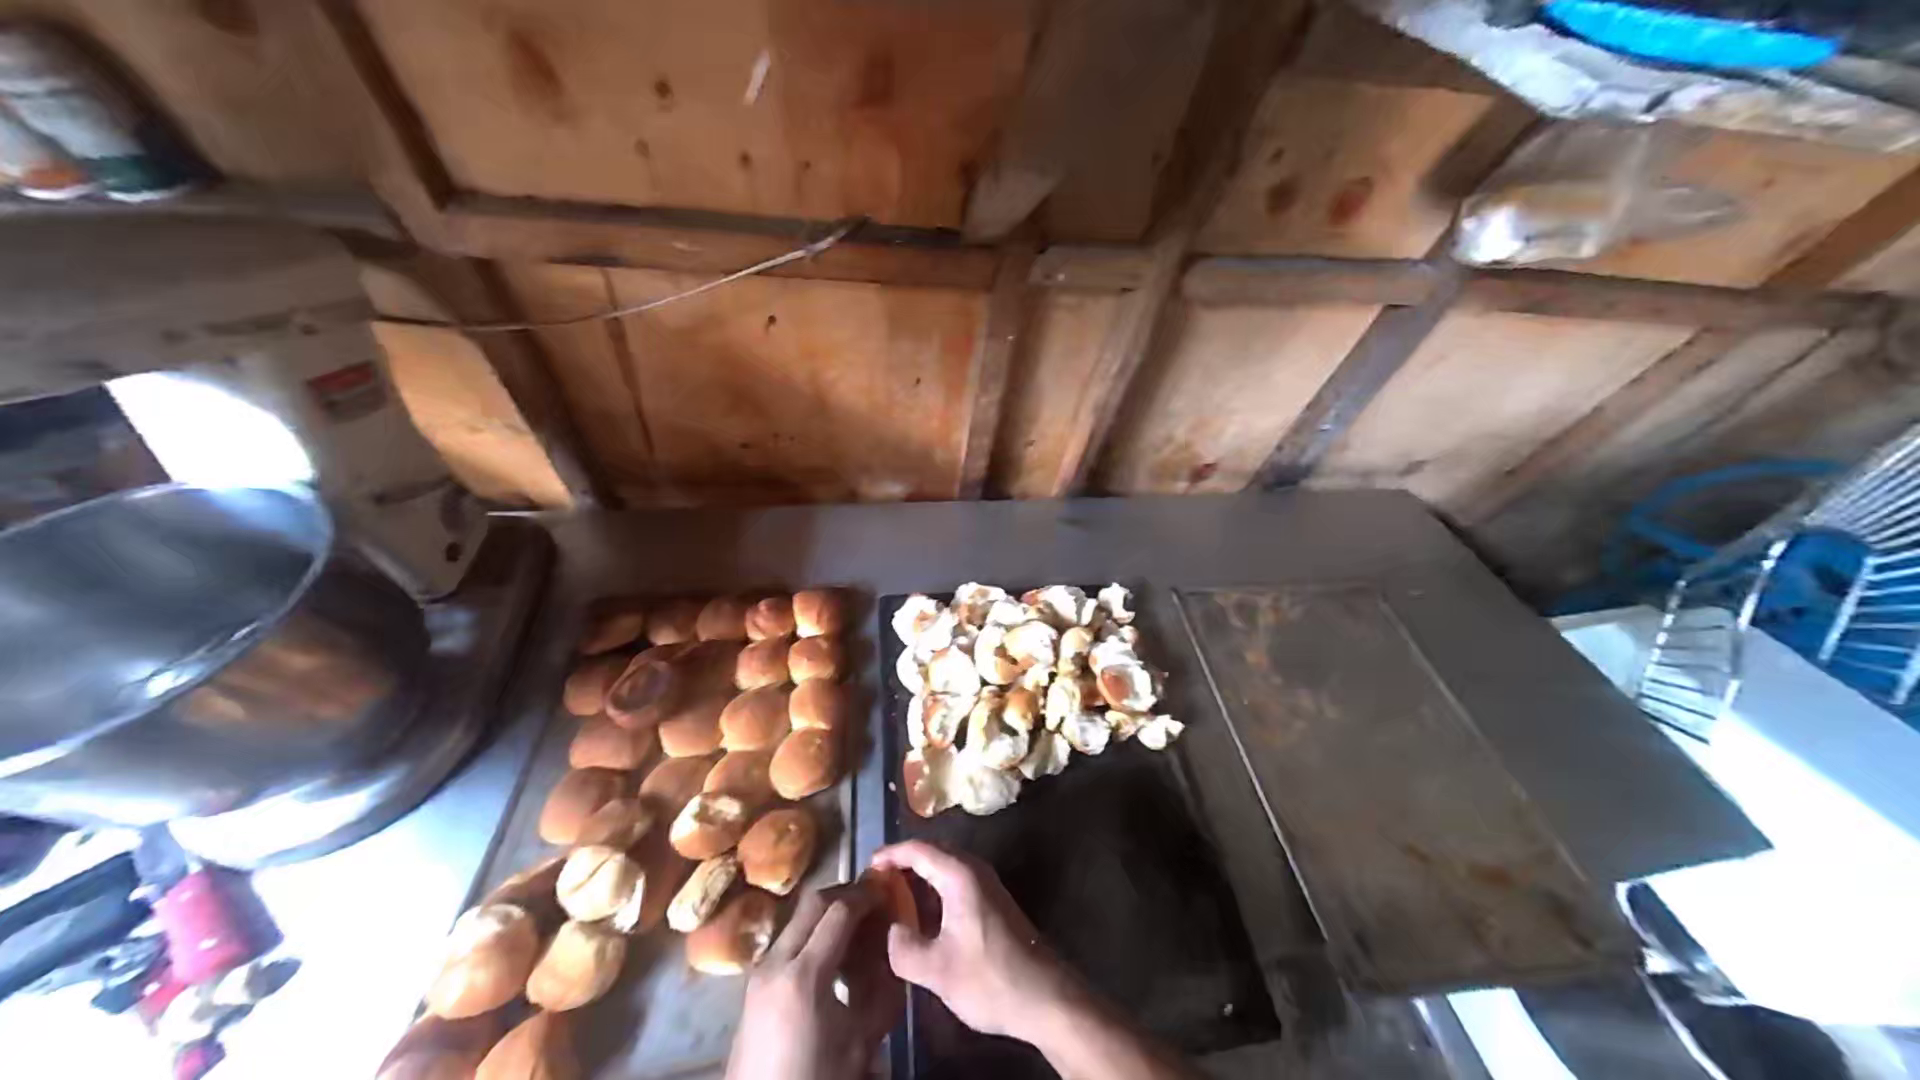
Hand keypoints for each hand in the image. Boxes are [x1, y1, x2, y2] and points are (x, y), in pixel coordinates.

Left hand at [724, 885, 900, 1079]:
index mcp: (804, 974)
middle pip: (813, 903)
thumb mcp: (861, 1041)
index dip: (866, 895)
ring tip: (855, 923)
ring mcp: (759, 971)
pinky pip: (786, 940)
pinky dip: (811, 931)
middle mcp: (776, 961)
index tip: (888, 889)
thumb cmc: (817, 1079)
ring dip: (827, 911)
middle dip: (845, 894)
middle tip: (872, 898)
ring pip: (796, 919)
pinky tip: (830, 952)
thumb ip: (881, 990)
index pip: (839, 911)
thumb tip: (892, 950)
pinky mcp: (753, 985)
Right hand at [868, 840, 1079, 1043]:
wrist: (1045, 998)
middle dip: (903, 863)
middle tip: (876, 883)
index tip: (867, 868)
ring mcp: (986, 885)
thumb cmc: (990, 979)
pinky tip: (921, 916)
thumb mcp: (936, 970)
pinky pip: (955, 881)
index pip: (918, 849)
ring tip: (892, 898)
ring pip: (945, 867)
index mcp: (960, 875)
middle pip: (932, 852)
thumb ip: (903, 947)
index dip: (890, 854)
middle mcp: (974, 870)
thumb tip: (891, 930)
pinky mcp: (992, 902)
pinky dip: (934, 889)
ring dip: (919, 877)